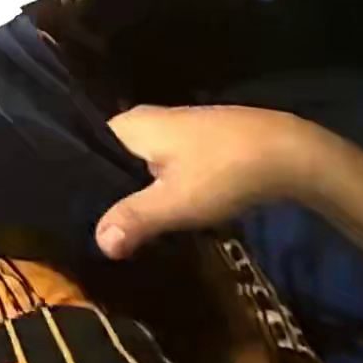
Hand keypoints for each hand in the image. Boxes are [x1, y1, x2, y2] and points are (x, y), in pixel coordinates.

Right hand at [96, 105, 341, 259]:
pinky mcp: (190, 140)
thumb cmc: (223, 169)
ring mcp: (167, 128)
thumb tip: (98, 243)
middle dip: (105, 187)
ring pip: (134, 161)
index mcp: (124, 124)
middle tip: (93, 221)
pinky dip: (153, 184)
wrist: (292, 151)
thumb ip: (135, 218)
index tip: (70, 208)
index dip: (78, 179)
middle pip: (108, 156)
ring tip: (119, 220)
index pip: (84, 149)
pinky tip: (157, 207)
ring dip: (131, 188)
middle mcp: (139, 119)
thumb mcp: (177, 201)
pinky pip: (156, 162)